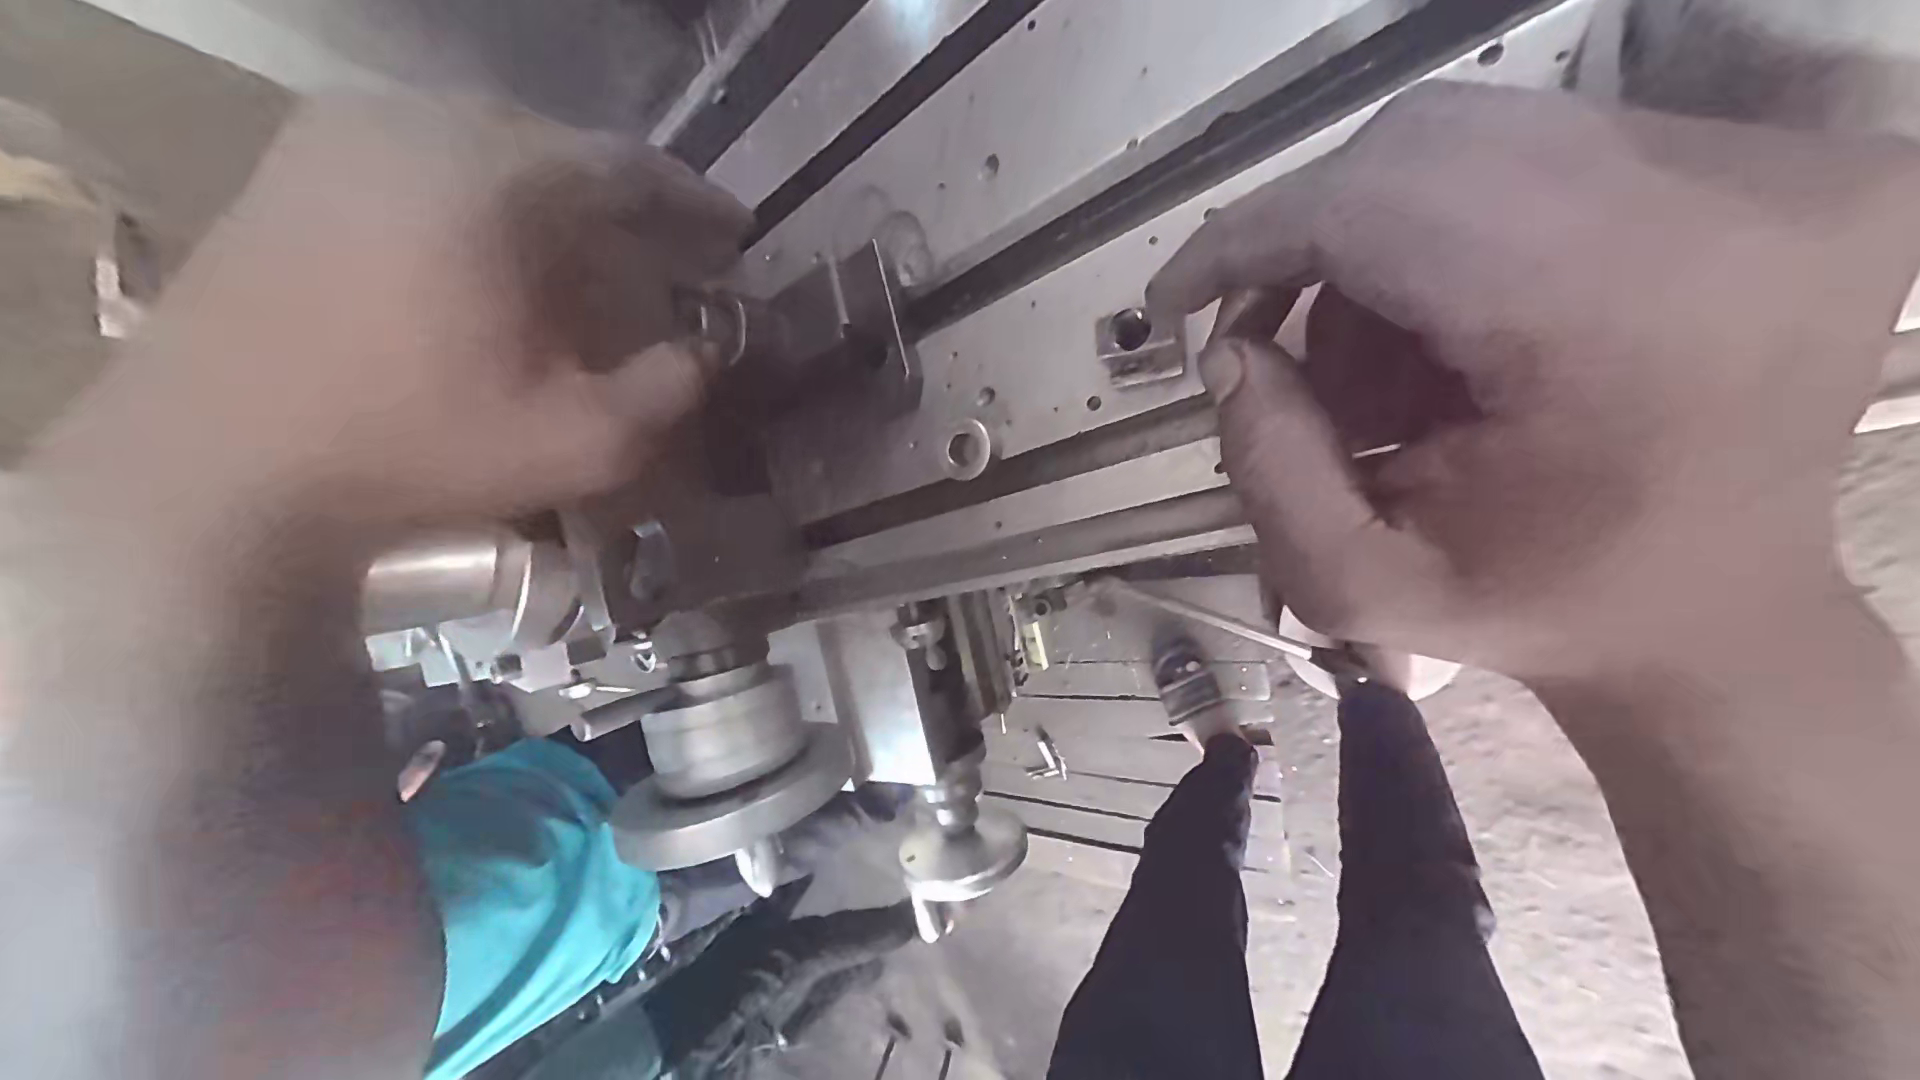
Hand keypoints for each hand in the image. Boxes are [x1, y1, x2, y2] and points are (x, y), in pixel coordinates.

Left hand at [27, 96, 749, 554]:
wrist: (225, 467)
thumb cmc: (422, 449)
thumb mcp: (585, 440)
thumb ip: (670, 388)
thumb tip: (707, 349)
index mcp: (489, 181)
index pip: (626, 166)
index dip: (695, 200)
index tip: (738, 232)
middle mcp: (412, 128)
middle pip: (564, 147)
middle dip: (636, 202)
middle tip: (683, 250)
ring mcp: (342, 137)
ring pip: (499, 148)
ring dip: (570, 199)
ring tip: (612, 253)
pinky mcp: (301, 166)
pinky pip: (437, 158)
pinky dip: (502, 199)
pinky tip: (519, 253)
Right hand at [1149, 83, 1919, 680]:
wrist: (1705, 610)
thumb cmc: (1529, 612)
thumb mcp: (1350, 582)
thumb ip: (1263, 466)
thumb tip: (1223, 351)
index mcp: (1624, 316)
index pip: (1379, 202)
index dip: (1248, 239)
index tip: (1171, 302)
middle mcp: (1723, 200)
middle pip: (1415, 149)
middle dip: (1298, 246)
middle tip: (1254, 344)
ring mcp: (1753, 166)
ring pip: (1453, 150)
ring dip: (1359, 264)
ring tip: (1361, 386)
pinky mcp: (1745, 166)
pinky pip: (1509, 166)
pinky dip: (1420, 257)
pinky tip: (1424, 356)